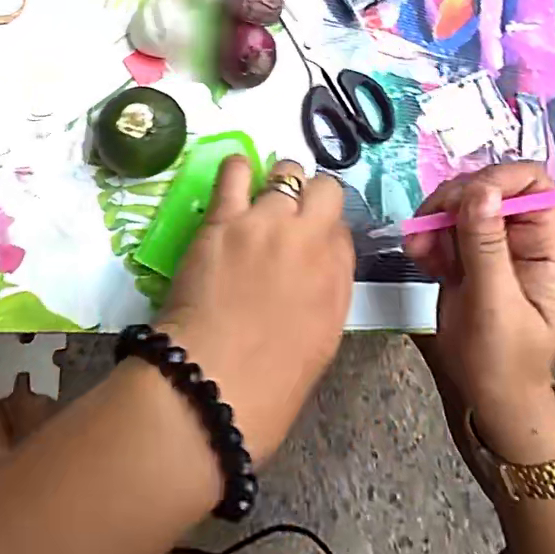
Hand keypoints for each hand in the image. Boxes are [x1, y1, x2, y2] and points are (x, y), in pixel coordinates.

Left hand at [155, 158, 353, 461]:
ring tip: (259, 196)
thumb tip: (310, 268)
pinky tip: (236, 174)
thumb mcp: (319, 342)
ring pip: (285, 172)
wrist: (213, 383)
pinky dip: (238, 168)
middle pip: (324, 190)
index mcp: (338, 278)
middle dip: (311, 196)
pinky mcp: (225, 218)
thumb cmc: (268, 385)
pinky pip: (235, 172)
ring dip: (278, 181)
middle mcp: (310, 240)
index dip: (324, 230)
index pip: (341, 230)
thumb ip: (323, 293)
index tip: (307, 238)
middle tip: (289, 213)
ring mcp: (267, 224)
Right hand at [406, 162, 554, 463]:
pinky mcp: (464, 255)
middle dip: (453, 201)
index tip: (462, 199)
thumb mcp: (494, 302)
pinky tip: (419, 259)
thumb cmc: (502, 358)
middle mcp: (520, 238)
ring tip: (418, 250)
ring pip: (459, 203)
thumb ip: (486, 245)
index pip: (533, 183)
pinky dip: (425, 236)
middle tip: (428, 227)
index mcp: (545, 246)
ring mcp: (491, 245)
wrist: (486, 394)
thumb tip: (480, 188)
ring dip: (432, 220)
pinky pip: (441, 227)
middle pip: (488, 186)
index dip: (499, 179)